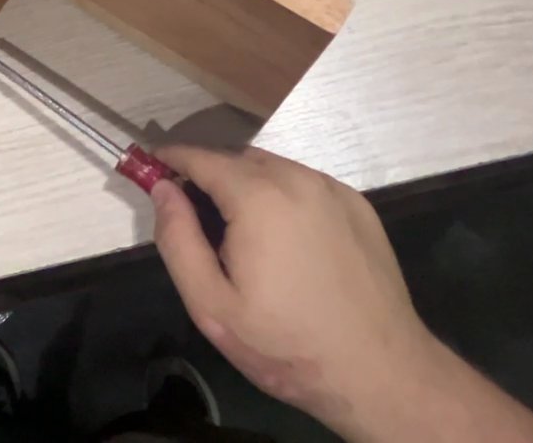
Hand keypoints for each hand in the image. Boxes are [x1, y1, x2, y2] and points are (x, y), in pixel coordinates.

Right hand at [150, 146, 438, 425]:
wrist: (382, 375)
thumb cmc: (287, 344)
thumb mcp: (211, 304)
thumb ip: (177, 237)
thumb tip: (162, 188)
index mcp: (257, 196)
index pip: (200, 158)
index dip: (170, 161)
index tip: (150, 169)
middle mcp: (296, 178)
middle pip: (235, 159)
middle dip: (208, 176)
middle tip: (194, 216)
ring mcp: (331, 189)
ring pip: (271, 168)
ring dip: (246, 185)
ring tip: (241, 233)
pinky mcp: (357, 205)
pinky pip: (304, 184)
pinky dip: (283, 196)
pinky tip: (286, 240)